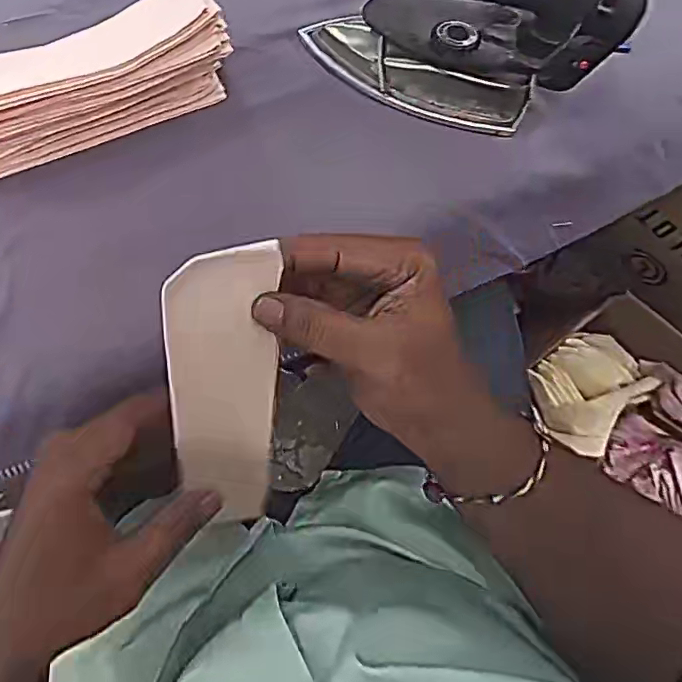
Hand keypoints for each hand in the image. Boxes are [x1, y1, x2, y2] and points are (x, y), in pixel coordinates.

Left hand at [0, 393, 220, 681]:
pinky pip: (100, 456)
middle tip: (209, 431)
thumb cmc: (64, 603)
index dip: (168, 404)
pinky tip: (164, 478)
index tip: (205, 401)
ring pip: (113, 440)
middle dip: (165, 427)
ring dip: (150, 447)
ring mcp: (54, 464)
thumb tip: (213, 493)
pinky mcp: (54, 480)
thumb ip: (175, 526)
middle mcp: (61, 451)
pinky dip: (130, 464)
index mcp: (74, 463)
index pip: (130, 414)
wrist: (3, 637)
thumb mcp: (129, 570)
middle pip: (123, 424)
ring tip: (196, 451)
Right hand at [250, 235, 538, 494]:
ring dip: (280, 298)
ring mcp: (364, 291)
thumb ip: (315, 325)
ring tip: (238, 305)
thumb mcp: (370, 353)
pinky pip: (311, 308)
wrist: (447, 432)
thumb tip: (261, 304)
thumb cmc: (424, 389)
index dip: (290, 256)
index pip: (336, 249)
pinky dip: (288, 318)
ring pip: (310, 285)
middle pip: (319, 263)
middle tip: (234, 288)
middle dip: (280, 278)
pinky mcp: (350, 316)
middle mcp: (381, 266)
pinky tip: (260, 325)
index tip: (244, 265)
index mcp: (401, 260)